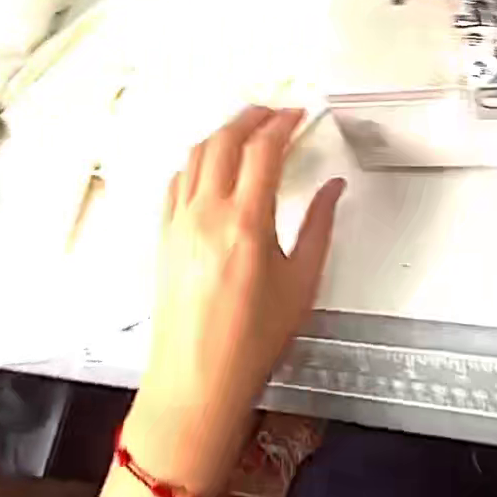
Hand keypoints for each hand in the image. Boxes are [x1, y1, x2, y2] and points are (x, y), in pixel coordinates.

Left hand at [122, 105, 346, 496]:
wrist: (196, 383)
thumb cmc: (255, 339)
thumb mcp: (301, 281)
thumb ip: (319, 225)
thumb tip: (333, 185)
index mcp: (246, 222)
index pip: (263, 150)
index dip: (282, 123)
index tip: (299, 113)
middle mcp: (206, 213)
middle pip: (224, 140)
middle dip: (251, 117)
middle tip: (275, 113)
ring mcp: (178, 222)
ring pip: (195, 155)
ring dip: (222, 133)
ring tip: (247, 131)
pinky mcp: (163, 236)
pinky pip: (177, 181)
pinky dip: (197, 161)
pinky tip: (212, 167)